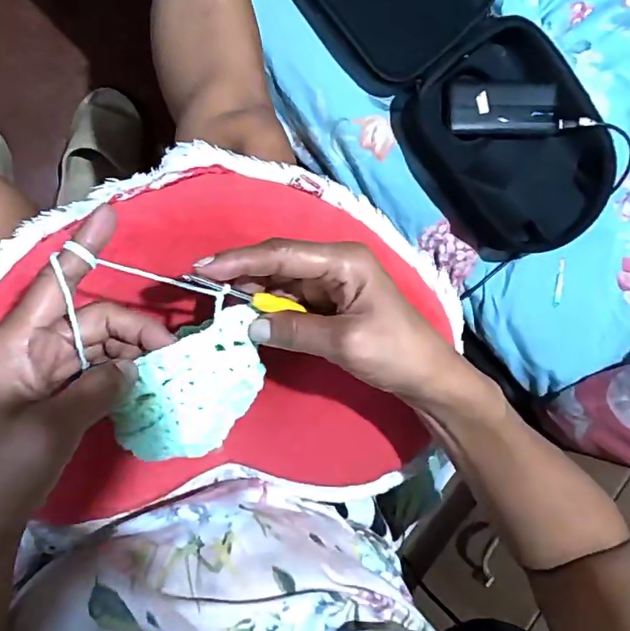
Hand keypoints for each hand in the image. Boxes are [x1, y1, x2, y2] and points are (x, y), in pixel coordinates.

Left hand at [0, 206, 175, 532]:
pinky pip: (96, 372)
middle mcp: (31, 349)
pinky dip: (121, 375)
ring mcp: (45, 374)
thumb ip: (98, 388)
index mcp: (16, 343)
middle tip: (172, 353)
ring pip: (99, 345)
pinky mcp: (56, 398)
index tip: (109, 213)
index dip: (83, 248)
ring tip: (166, 370)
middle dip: (133, 328)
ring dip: (132, 353)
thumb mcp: (52, 427)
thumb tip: (132, 367)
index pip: (53, 283)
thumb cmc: (1, 471)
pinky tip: (146, 383)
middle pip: (90, 318)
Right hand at [195, 239, 487, 413]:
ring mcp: (332, 282)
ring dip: (252, 289)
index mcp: (344, 260)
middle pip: (278, 261)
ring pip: (281, 280)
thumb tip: (249, 325)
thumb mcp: (344, 343)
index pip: (282, 254)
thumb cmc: (395, 353)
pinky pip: (291, 299)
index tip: (205, 268)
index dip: (241, 260)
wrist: (428, 376)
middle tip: (202, 283)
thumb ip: (295, 331)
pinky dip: (268, 306)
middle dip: (241, 272)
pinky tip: (246, 312)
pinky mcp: (330, 303)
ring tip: (217, 298)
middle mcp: (335, 263)